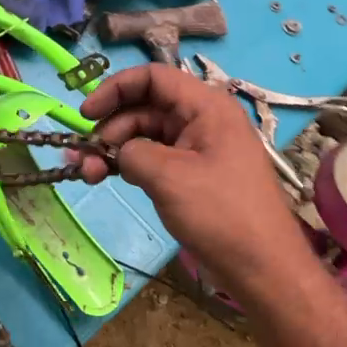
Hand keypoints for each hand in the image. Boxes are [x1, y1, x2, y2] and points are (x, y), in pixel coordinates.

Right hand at [77, 65, 312, 290]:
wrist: (263, 269)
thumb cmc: (221, 214)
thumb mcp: (168, 176)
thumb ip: (131, 152)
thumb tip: (110, 151)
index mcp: (206, 107)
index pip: (152, 77)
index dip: (114, 88)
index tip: (85, 113)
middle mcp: (201, 120)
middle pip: (143, 107)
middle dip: (108, 128)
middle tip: (83, 157)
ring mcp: (196, 148)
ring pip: (143, 134)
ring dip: (113, 150)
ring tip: (89, 174)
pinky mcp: (190, 173)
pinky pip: (151, 157)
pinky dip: (127, 164)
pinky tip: (106, 177)